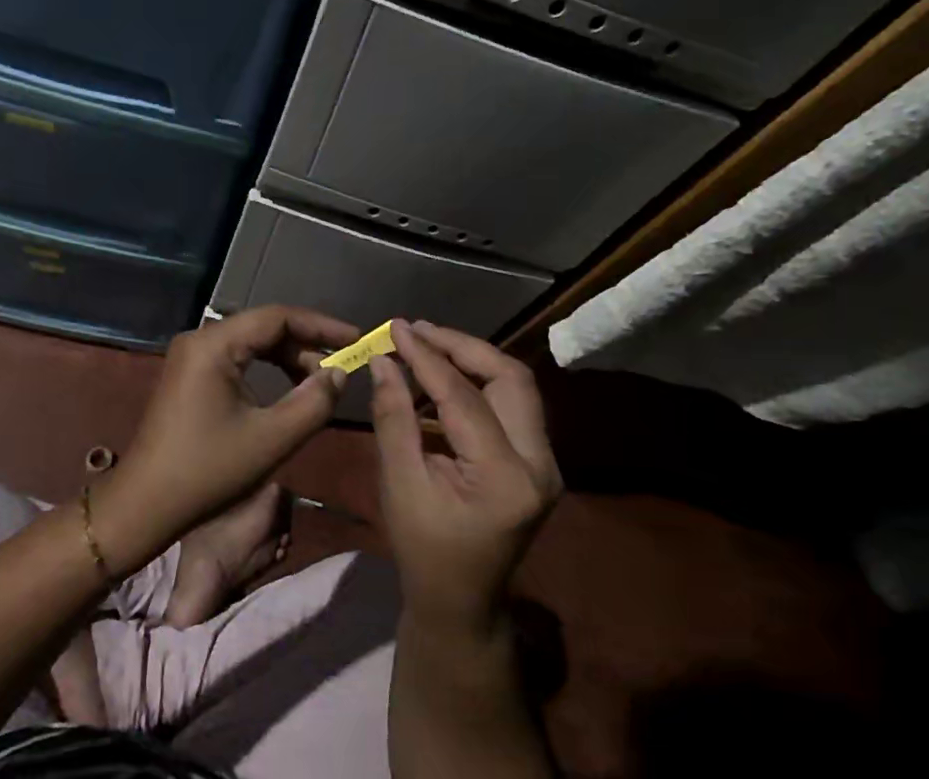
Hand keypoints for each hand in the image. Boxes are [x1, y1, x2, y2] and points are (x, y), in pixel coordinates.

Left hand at [95, 306, 356, 567]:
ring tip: (320, 381)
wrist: (147, 503)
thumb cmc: (209, 471)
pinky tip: (288, 389)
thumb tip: (339, 374)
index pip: (277, 317)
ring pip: (251, 343)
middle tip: (341, 368)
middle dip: (305, 344)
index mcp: (214, 344)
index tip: (356, 339)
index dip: (321, 326)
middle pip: (264, 327)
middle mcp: (200, 340)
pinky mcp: (189, 375)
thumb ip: (314, 401)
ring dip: (287, 358)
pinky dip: (266, 370)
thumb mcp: (272, 439)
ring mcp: (191, 357)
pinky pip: (236, 359)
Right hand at [370, 320, 561, 632]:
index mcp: (506, 477)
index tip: (396, 328)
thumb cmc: (423, 547)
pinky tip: (440, 378)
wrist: (460, 600)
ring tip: (425, 345)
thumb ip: (393, 417)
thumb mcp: (399, 482)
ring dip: (472, 361)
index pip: (466, 397)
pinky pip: (511, 406)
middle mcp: (540, 463)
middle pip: (510, 379)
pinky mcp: (537, 461)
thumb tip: (382, 362)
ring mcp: (545, 462)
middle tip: (418, 331)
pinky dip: (476, 384)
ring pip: (516, 387)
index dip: (427, 358)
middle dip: (462, 347)